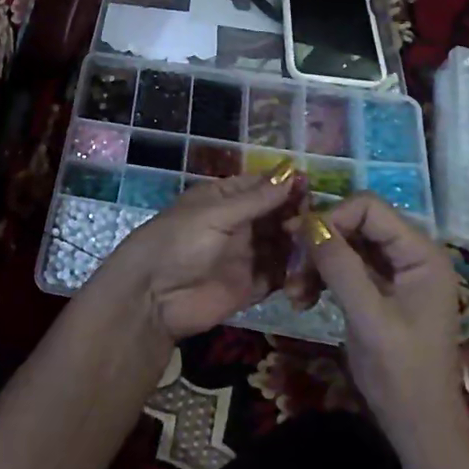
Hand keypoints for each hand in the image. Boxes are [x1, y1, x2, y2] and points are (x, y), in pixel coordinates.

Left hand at [94, 171, 302, 341]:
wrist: (152, 297)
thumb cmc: (177, 243)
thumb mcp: (215, 215)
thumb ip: (256, 199)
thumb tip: (292, 172)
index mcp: (224, 199)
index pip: (264, 187)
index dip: (288, 188)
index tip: (315, 192)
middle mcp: (239, 224)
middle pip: (280, 217)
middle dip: (299, 221)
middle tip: (316, 231)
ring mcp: (247, 255)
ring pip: (286, 247)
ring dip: (302, 251)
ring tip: (315, 258)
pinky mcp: (253, 286)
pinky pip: (282, 277)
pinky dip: (297, 280)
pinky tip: (305, 283)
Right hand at [284, 193, 466, 441]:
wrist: (416, 423)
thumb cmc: (402, 372)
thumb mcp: (369, 318)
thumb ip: (341, 267)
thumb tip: (307, 223)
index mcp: (421, 255)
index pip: (369, 208)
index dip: (331, 218)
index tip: (298, 243)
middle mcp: (410, 254)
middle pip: (353, 223)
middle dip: (318, 243)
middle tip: (290, 271)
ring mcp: (393, 271)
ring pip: (342, 244)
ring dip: (313, 262)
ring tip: (293, 292)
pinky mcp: (376, 287)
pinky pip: (340, 265)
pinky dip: (318, 277)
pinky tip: (302, 299)